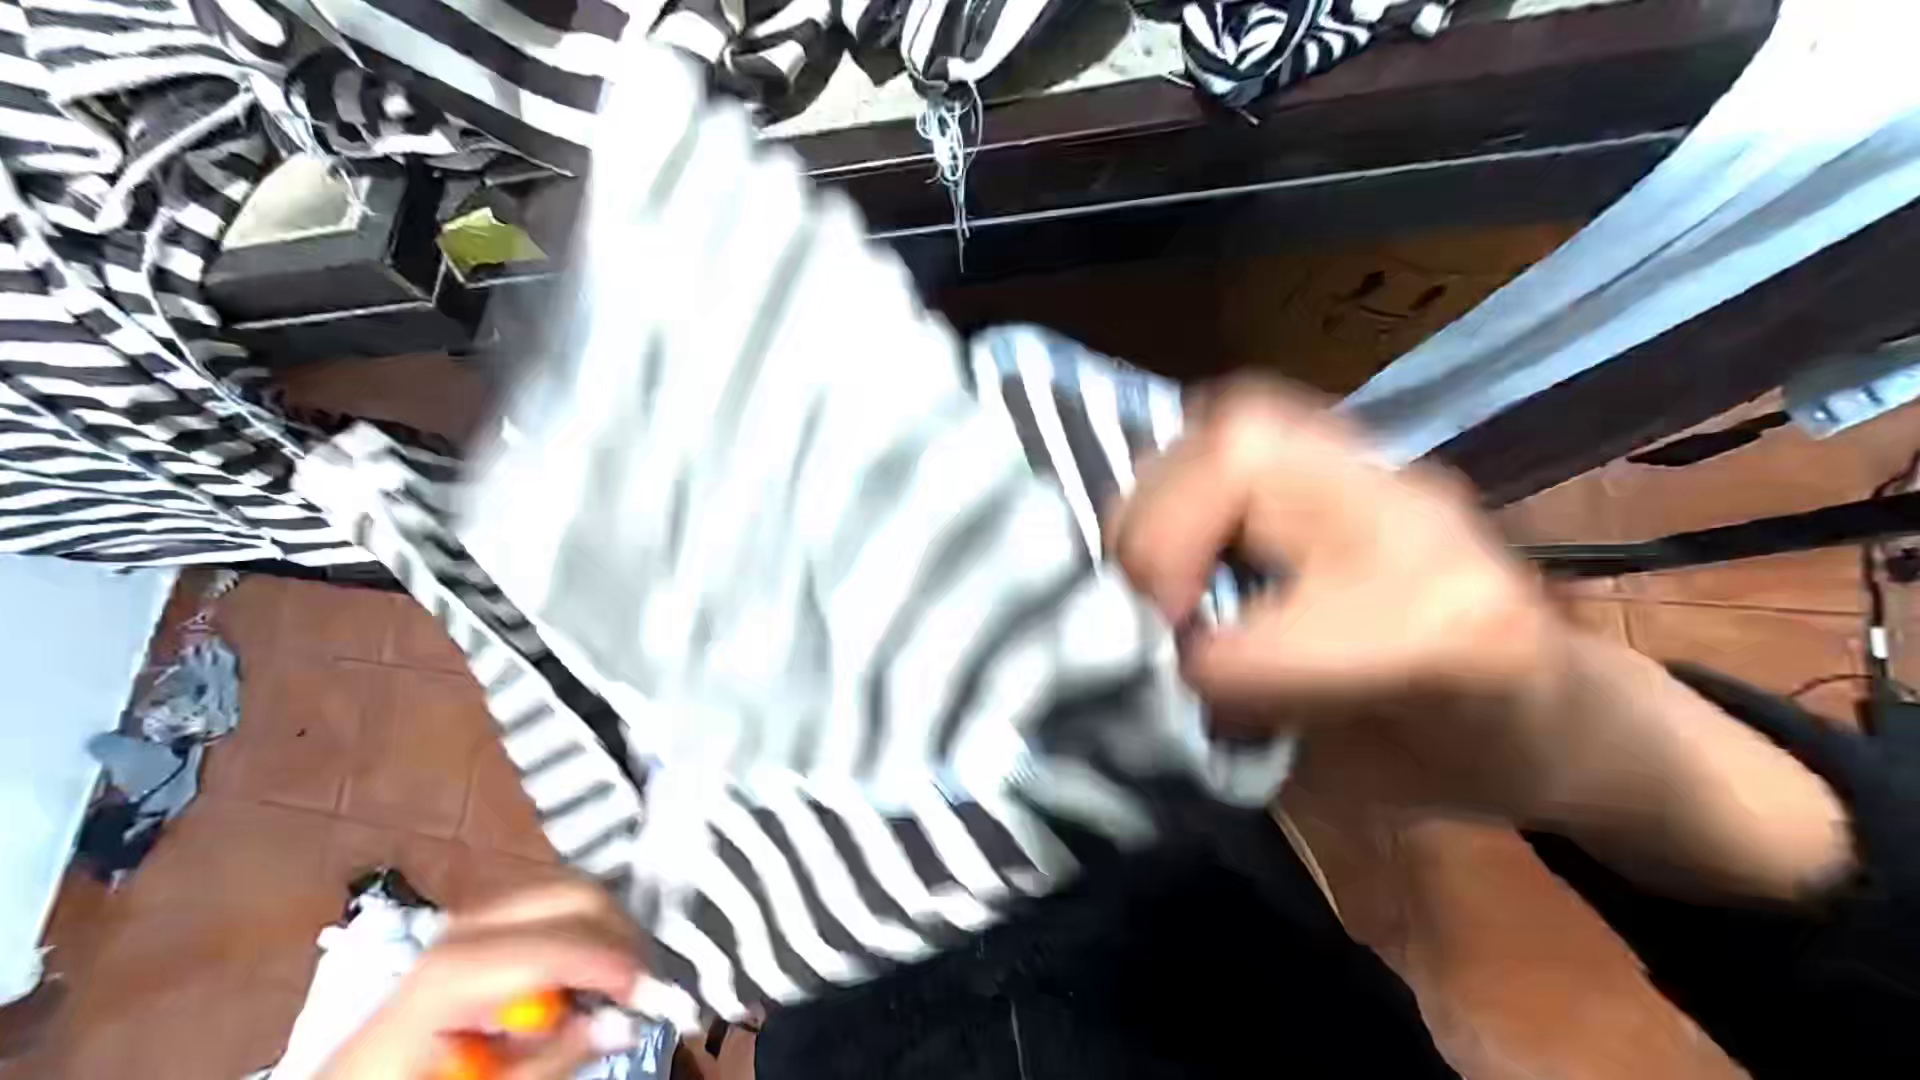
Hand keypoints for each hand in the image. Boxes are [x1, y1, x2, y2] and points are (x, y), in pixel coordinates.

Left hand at [319, 880, 644, 1079]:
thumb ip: (549, 1061)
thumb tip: (624, 1022)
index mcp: (450, 974)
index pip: (555, 944)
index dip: (610, 963)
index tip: (648, 991)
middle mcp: (462, 928)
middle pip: (569, 895)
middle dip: (617, 931)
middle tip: (640, 979)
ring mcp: (470, 917)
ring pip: (568, 885)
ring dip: (605, 922)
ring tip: (619, 970)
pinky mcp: (480, 923)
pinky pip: (552, 898)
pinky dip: (583, 920)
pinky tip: (586, 961)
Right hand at [1111, 379, 1852, 900]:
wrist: (1565, 701)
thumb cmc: (1467, 761)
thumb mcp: (1357, 787)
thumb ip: (1249, 724)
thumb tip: (1155, 663)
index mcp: (1451, 635)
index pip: (1279, 620)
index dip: (1208, 663)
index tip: (1185, 689)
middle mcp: (1421, 523)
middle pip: (1241, 462)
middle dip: (1155, 533)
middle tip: (1142, 598)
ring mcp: (1392, 469)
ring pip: (1233, 425)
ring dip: (1160, 494)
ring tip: (1151, 558)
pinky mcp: (1361, 451)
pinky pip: (1244, 423)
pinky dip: (1185, 466)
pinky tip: (1181, 516)